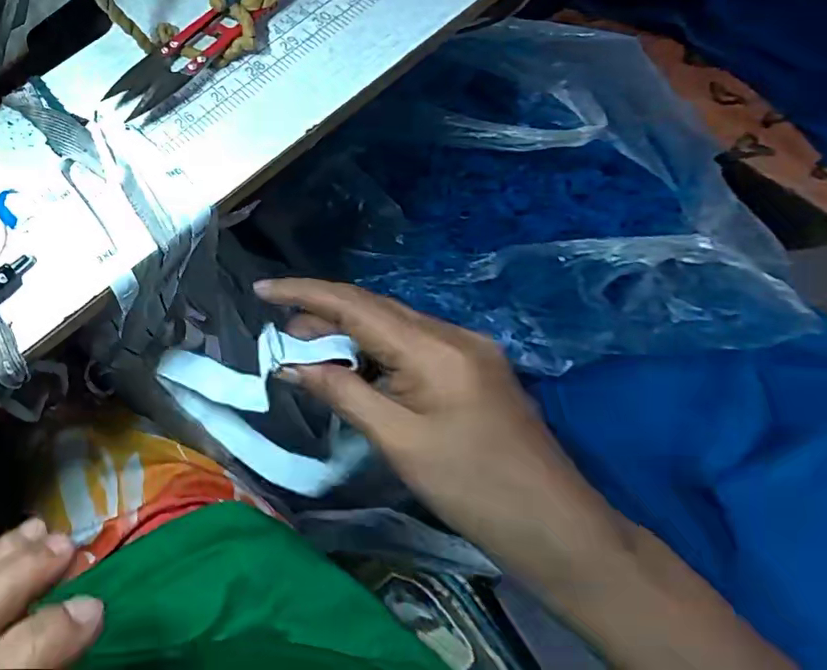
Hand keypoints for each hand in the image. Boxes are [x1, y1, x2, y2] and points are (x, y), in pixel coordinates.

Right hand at [257, 277, 630, 590]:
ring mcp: (468, 349)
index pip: (353, 304)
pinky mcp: (473, 367)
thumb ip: (339, 390)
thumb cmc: (475, 488)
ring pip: (387, 321)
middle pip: (370, 306)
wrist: (567, 536)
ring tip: (306, 351)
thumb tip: (289, 364)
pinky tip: (350, 364)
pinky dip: (369, 344)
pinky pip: (406, 339)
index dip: (301, 292)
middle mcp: (453, 335)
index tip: (259, 290)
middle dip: (318, 314)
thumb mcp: (396, 440)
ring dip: (343, 329)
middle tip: (280, 340)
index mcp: (434, 350)